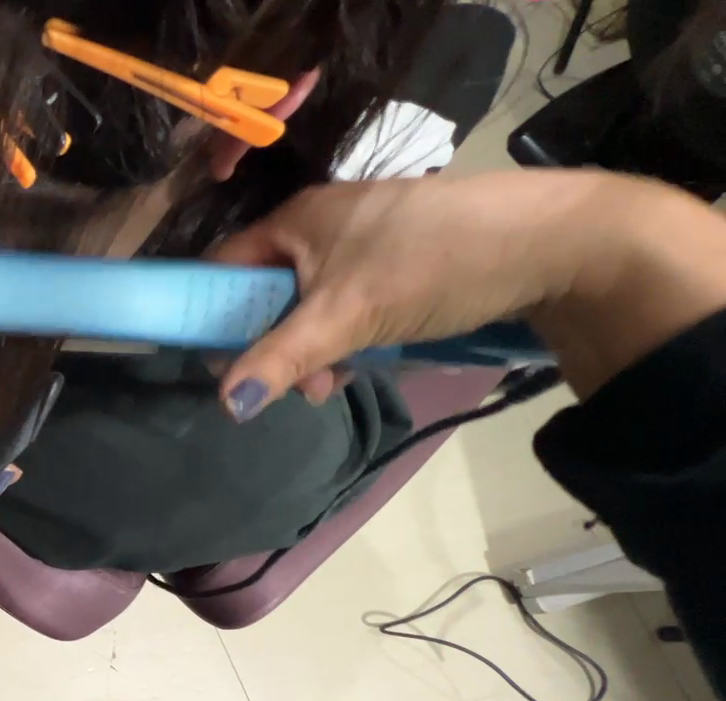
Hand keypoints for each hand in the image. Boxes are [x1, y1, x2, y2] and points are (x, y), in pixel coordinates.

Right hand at [208, 170, 725, 415]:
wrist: (568, 242)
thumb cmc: (436, 262)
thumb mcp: (345, 316)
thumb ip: (279, 360)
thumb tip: (225, 405)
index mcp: (295, 219)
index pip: (221, 268)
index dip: (208, 313)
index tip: (215, 358)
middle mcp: (320, 225)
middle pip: (262, 295)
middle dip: (268, 346)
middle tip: (285, 382)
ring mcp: (361, 242)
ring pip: (304, 306)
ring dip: (307, 352)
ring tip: (330, 383)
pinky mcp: (395, 261)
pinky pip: (342, 305)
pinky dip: (341, 339)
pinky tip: (358, 364)